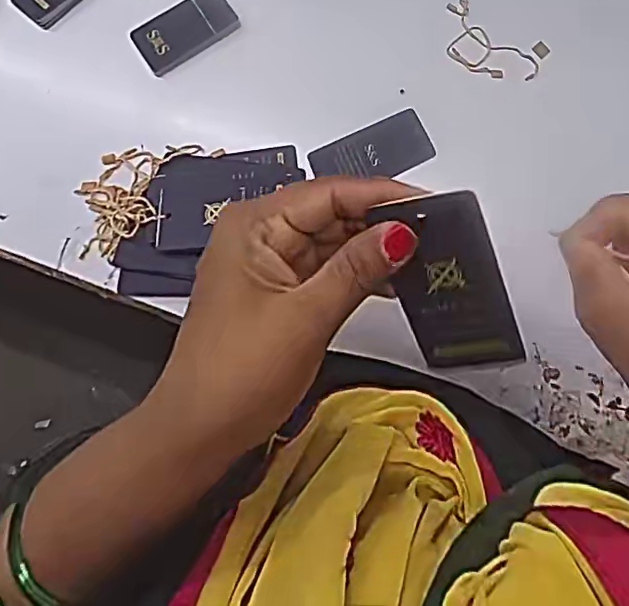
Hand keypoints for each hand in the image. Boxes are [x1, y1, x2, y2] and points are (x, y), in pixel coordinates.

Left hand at [143, 177, 419, 458]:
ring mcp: (271, 258)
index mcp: (255, 223)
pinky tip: (390, 276)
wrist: (196, 435)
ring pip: (334, 236)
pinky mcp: (281, 284)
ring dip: (372, 246)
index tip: (426, 202)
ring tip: (421, 251)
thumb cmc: (236, 375)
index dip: (380, 194)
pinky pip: (328, 263)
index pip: (329, 192)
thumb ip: (356, 268)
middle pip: (333, 210)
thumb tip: (401, 232)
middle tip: (432, 228)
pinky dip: (357, 269)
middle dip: (380, 219)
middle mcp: (261, 231)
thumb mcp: (305, 316)